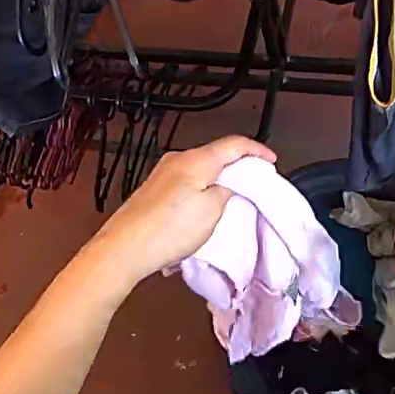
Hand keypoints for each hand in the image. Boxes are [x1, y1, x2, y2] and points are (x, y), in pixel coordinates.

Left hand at [81, 135, 277, 284]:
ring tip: (234, 196)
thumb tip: (229, 184)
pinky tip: (206, 207)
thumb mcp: (212, 210)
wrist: (124, 250)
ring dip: (220, 178)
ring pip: (201, 168)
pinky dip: (204, 187)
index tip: (270, 160)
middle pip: (216, 154)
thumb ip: (227, 190)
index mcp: (196, 160)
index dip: (257, 150)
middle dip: (239, 165)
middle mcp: (177, 160)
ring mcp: (163, 174)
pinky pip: (187, 181)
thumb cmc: (167, 231)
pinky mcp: (154, 190)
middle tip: (256, 180)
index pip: (234, 144)